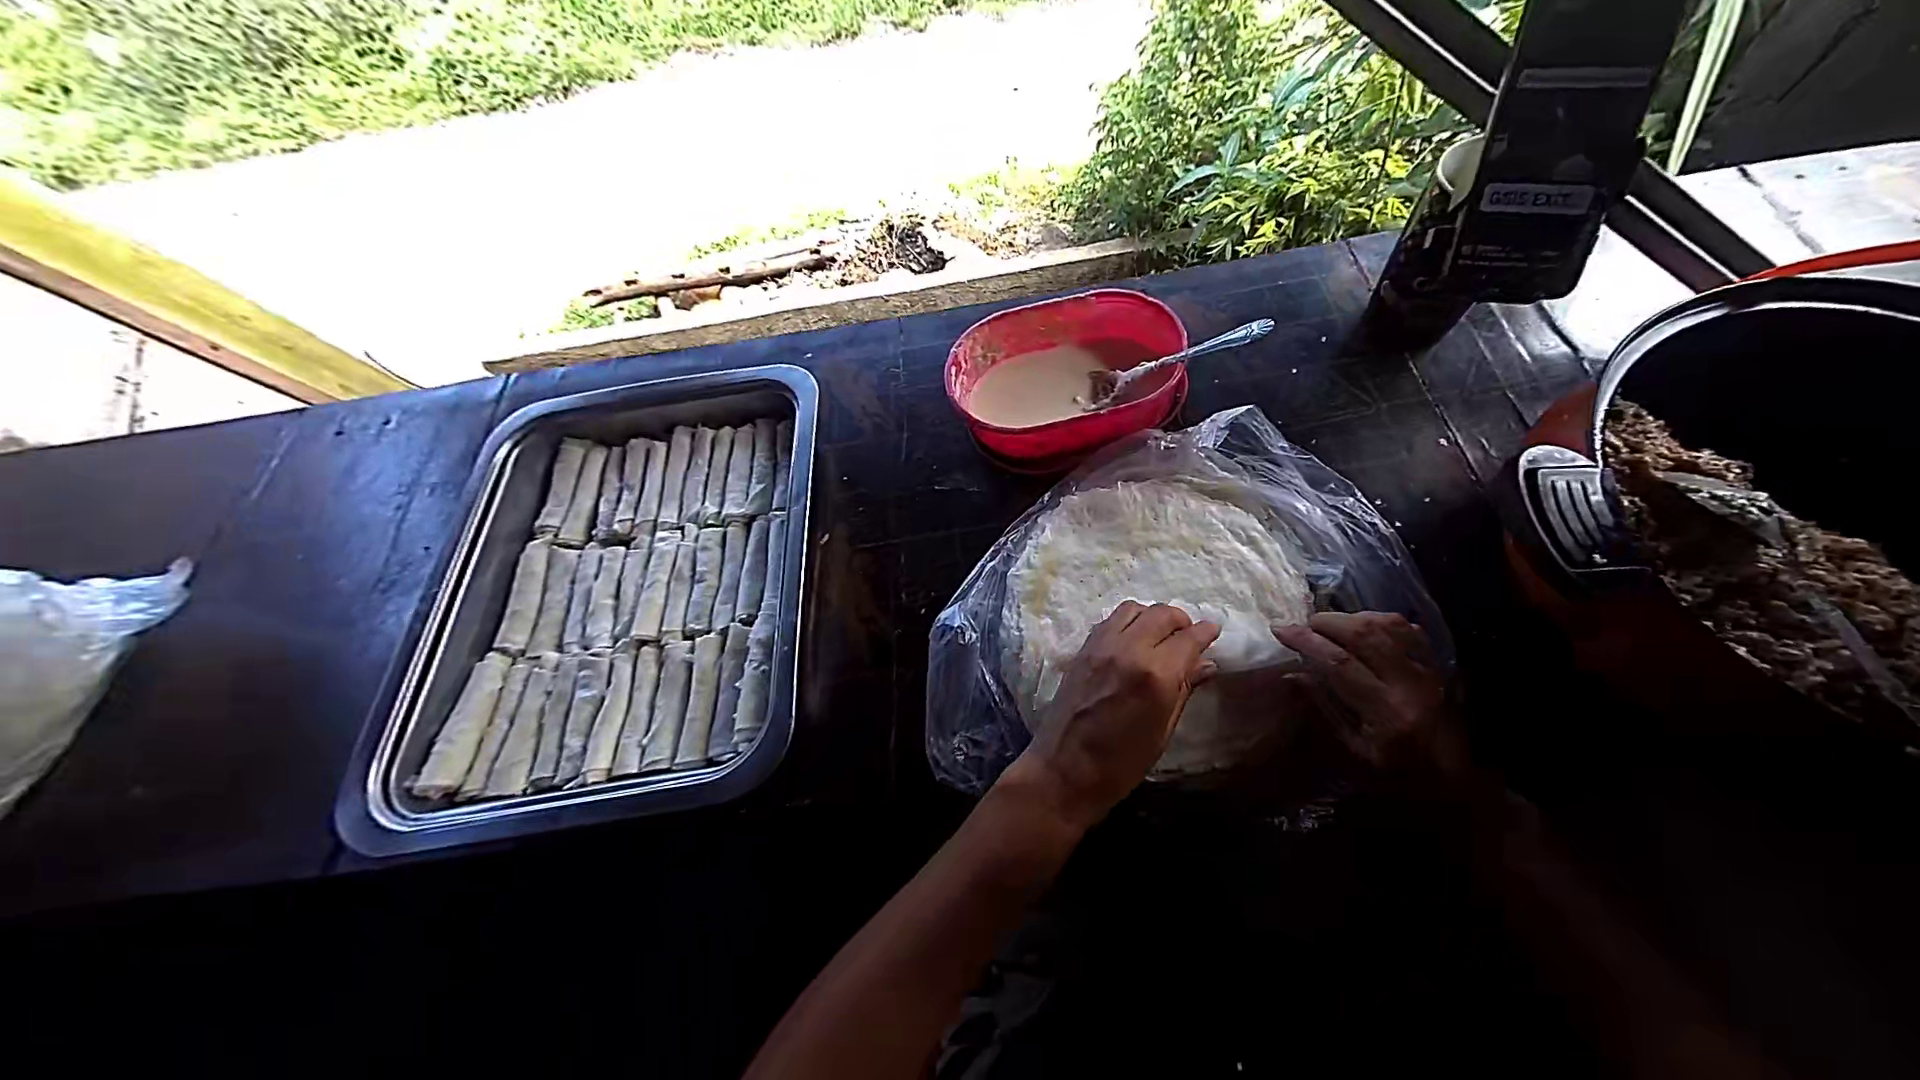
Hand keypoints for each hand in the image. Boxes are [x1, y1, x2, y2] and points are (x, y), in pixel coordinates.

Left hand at [1002, 601, 1219, 829]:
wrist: (1063, 769)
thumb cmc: (1121, 763)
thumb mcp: (1162, 731)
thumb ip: (1183, 690)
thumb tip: (1205, 664)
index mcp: (1155, 675)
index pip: (1188, 638)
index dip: (1205, 632)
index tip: (1213, 631)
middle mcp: (1128, 650)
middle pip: (1161, 614)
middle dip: (1181, 620)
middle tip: (1188, 636)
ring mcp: (1101, 646)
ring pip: (1133, 609)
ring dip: (1152, 616)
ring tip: (1160, 635)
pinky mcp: (1082, 650)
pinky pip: (1109, 621)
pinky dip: (1127, 622)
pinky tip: (1133, 640)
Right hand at [1273, 612, 1464, 781]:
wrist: (1458, 785)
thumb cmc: (1398, 776)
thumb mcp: (1354, 752)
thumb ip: (1324, 709)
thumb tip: (1293, 674)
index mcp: (1387, 713)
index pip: (1339, 663)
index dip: (1306, 641)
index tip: (1280, 630)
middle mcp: (1412, 685)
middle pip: (1365, 634)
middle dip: (1327, 622)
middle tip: (1304, 625)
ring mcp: (1430, 673)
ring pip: (1388, 625)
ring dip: (1353, 617)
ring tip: (1330, 625)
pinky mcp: (1440, 667)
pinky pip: (1409, 630)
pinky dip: (1381, 622)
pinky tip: (1363, 628)